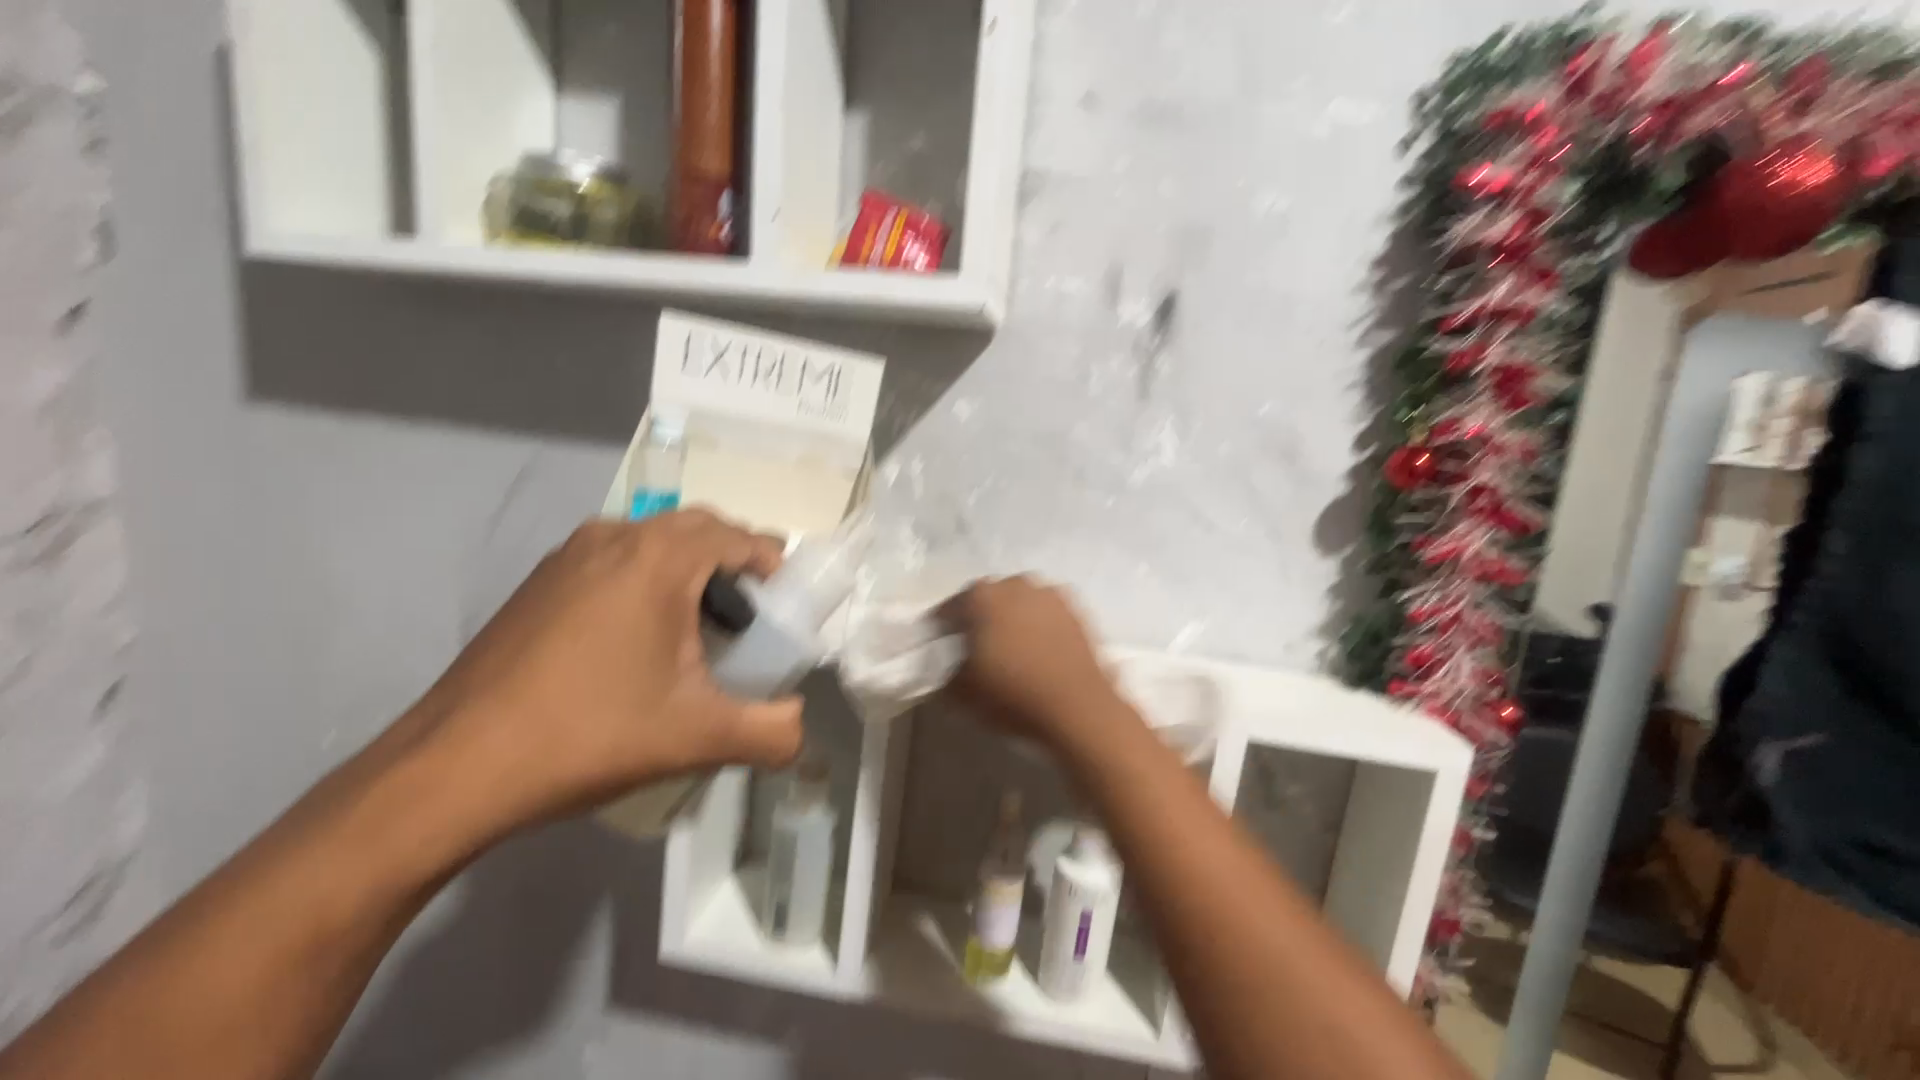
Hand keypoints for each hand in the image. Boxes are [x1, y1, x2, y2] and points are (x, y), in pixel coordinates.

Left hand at [402, 510, 803, 833]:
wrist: (458, 764)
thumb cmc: (590, 734)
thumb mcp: (698, 737)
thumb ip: (772, 731)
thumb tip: (799, 730)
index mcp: (658, 558)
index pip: (738, 536)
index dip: (773, 566)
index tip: (786, 610)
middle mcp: (613, 538)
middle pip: (696, 529)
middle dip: (732, 563)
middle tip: (748, 621)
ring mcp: (567, 557)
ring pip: (649, 543)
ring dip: (684, 572)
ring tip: (692, 634)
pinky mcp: (537, 584)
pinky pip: (611, 563)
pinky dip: (641, 584)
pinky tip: (633, 646)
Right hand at [943, 576, 1126, 745]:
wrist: (1079, 708)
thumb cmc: (1013, 695)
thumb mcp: (962, 692)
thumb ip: (945, 672)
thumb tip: (944, 666)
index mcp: (982, 596)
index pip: (951, 607)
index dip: (942, 628)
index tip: (939, 646)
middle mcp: (1017, 584)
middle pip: (989, 599)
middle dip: (980, 618)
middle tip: (975, 646)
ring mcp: (1052, 595)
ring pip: (1021, 603)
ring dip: (1012, 619)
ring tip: (1010, 648)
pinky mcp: (1079, 611)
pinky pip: (1047, 615)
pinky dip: (1039, 627)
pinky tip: (1038, 650)